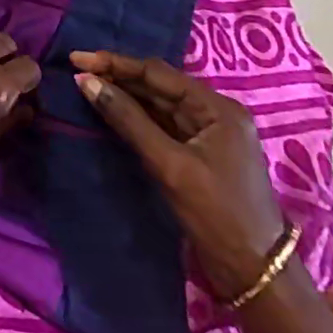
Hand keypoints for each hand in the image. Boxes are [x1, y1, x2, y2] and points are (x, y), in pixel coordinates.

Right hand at [71, 51, 287, 299]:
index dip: (115, 63)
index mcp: (217, 108)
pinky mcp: (199, 151)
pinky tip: (111, 109)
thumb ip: (128, 119)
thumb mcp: (169, 164)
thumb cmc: (216, 214)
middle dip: (117, 76)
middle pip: (158, 85)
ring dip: (124, 94)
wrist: (255, 274)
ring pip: (158, 103)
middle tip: (77, 70)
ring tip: (87, 84)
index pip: (157, 73)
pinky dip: (135, 115)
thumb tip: (86, 81)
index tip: (77, 58)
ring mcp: (208, 132)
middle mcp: (214, 112)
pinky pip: (161, 122)